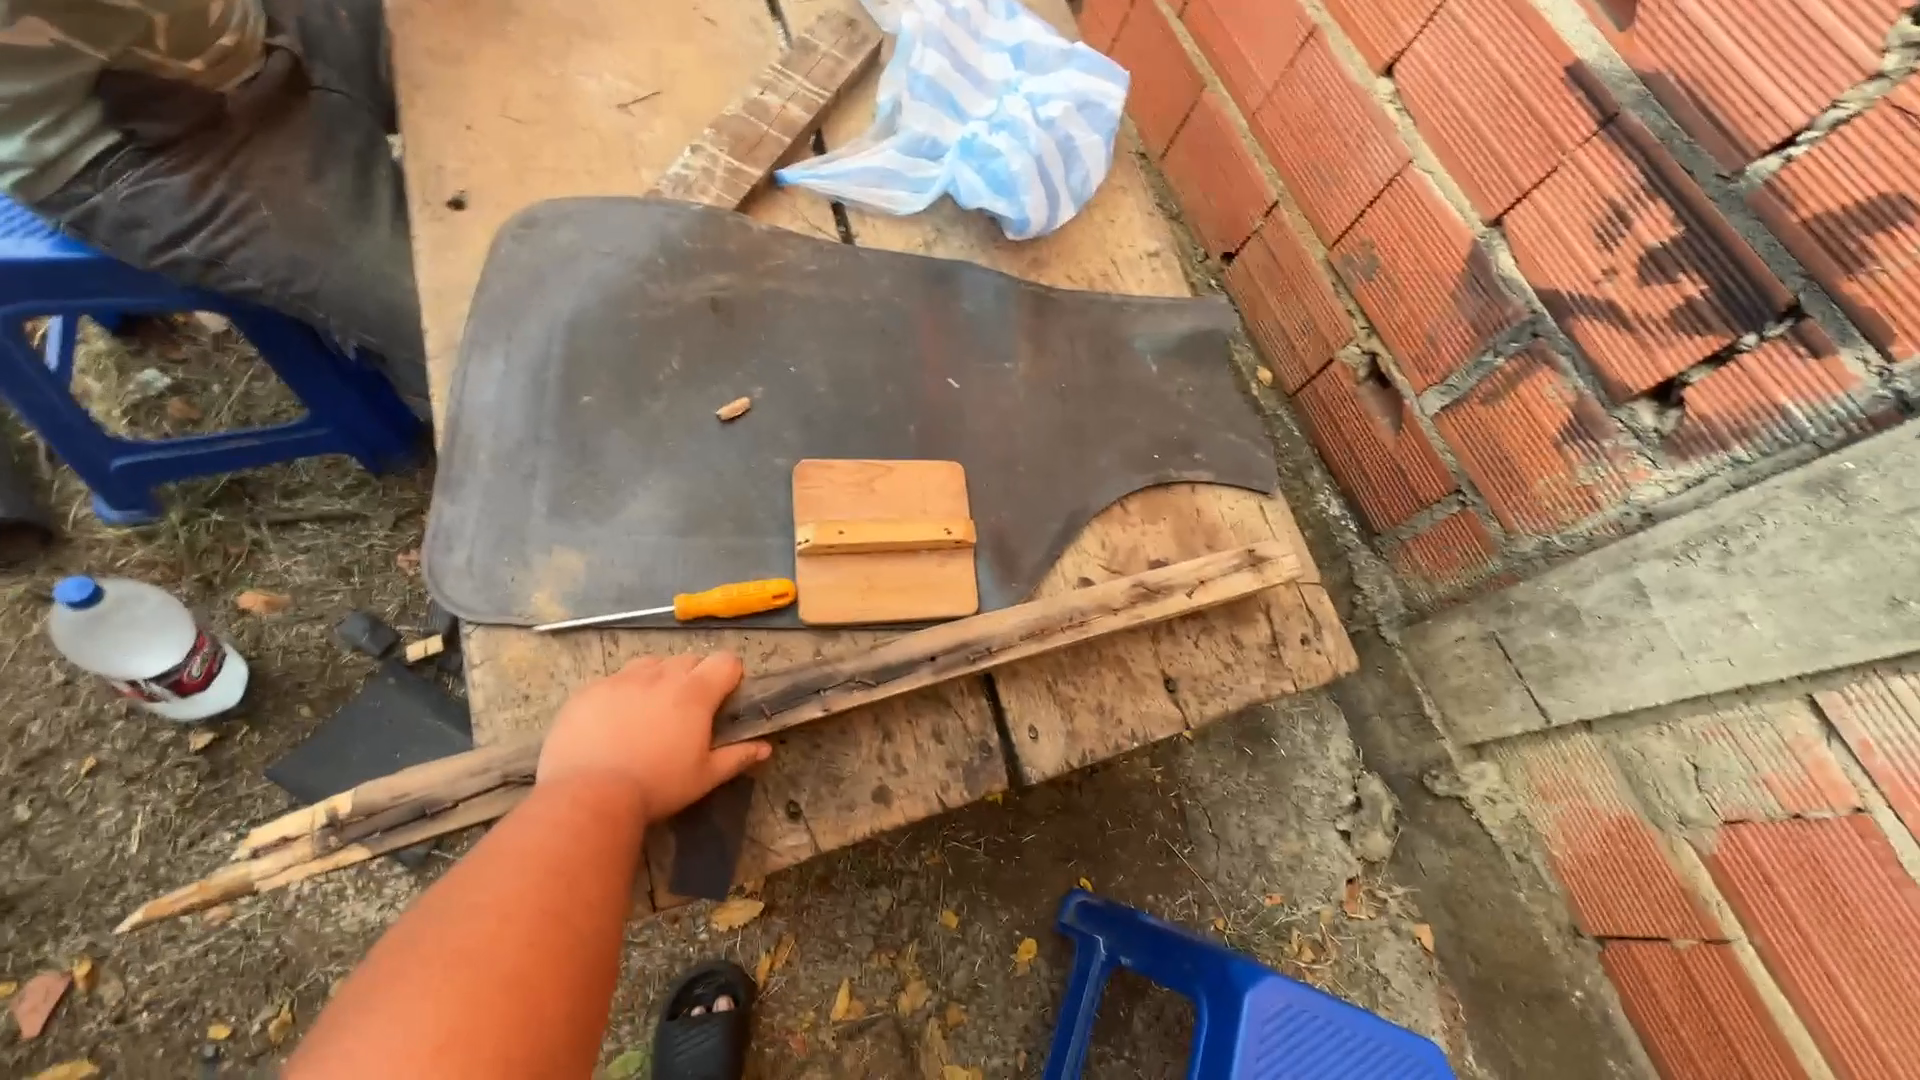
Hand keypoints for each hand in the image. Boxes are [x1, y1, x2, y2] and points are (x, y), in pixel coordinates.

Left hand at [536, 653, 770, 824]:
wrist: (588, 796)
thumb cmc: (657, 787)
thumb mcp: (704, 777)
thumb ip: (737, 757)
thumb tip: (766, 748)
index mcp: (695, 693)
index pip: (725, 661)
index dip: (730, 675)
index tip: (724, 696)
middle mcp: (660, 676)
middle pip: (688, 659)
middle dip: (694, 676)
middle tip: (687, 709)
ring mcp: (621, 680)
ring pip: (649, 664)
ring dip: (657, 678)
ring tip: (649, 709)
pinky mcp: (588, 690)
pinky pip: (613, 680)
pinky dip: (621, 692)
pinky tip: (612, 721)